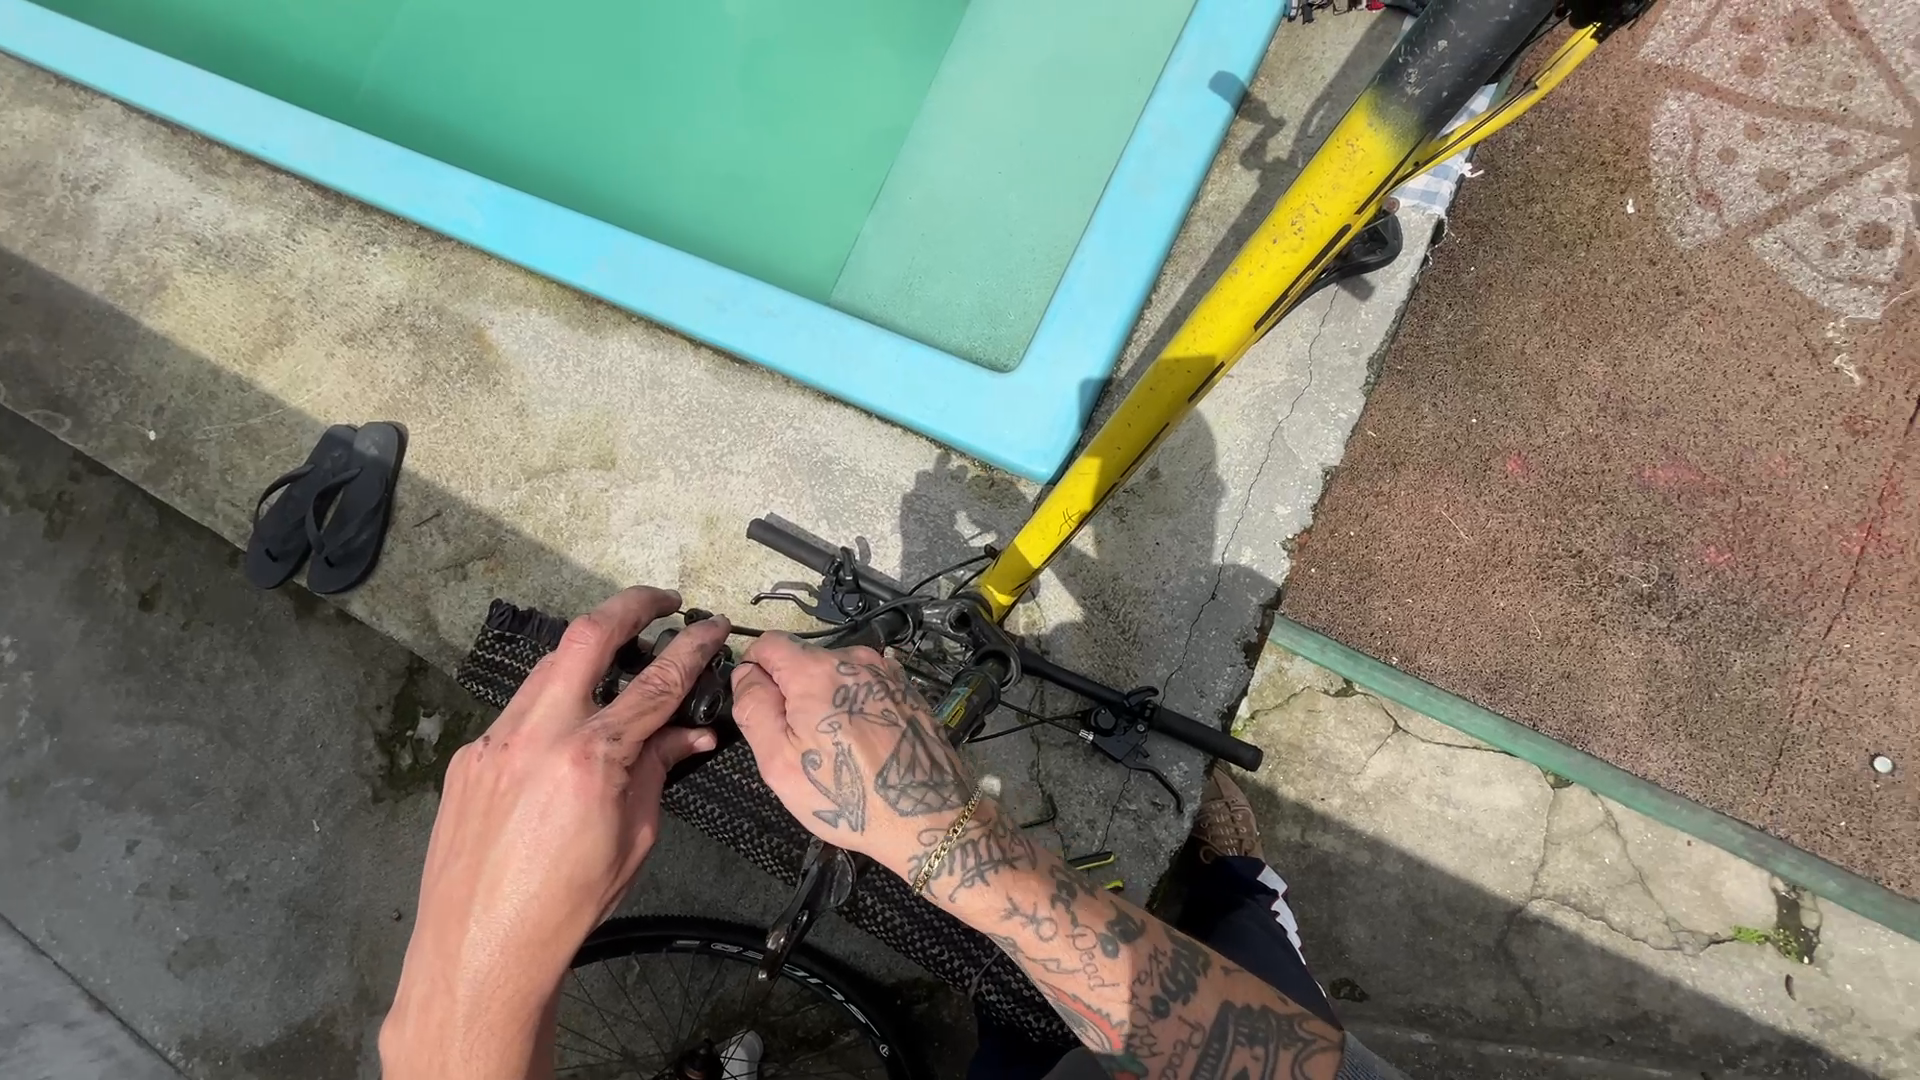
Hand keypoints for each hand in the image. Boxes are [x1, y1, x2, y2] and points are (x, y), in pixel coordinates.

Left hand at [381, 587, 728, 1079]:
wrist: (477, 955)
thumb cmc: (571, 903)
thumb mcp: (636, 835)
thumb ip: (660, 768)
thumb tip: (693, 732)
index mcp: (591, 758)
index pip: (658, 683)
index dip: (694, 647)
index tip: (714, 624)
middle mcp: (538, 735)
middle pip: (588, 637)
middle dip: (632, 605)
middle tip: (665, 601)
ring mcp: (494, 741)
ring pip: (550, 665)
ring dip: (591, 651)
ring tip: (621, 660)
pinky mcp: (469, 757)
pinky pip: (522, 708)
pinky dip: (557, 701)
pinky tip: (571, 729)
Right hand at [729, 633, 977, 880]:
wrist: (925, 811)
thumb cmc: (846, 794)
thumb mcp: (779, 760)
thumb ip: (754, 706)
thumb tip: (745, 672)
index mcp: (817, 669)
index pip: (769, 643)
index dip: (754, 670)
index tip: (757, 704)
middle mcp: (854, 658)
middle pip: (804, 660)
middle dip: (792, 692)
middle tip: (799, 743)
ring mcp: (885, 671)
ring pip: (836, 674)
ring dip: (826, 699)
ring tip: (836, 747)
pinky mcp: (906, 688)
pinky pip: (864, 686)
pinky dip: (854, 705)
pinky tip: (863, 741)